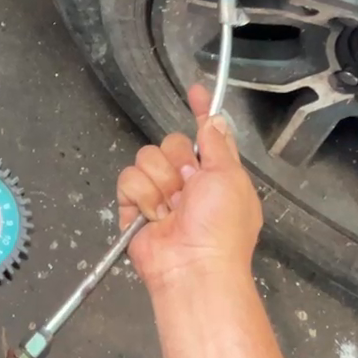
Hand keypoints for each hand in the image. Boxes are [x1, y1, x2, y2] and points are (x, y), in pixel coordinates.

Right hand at [117, 83, 263, 288]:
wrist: (194, 267)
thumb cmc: (221, 225)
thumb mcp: (230, 179)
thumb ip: (218, 144)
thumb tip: (215, 118)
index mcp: (213, 175)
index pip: (205, 135)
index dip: (201, 112)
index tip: (196, 90)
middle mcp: (185, 181)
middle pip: (169, 142)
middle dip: (176, 162)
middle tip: (188, 187)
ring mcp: (158, 192)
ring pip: (146, 158)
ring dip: (160, 183)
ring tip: (171, 208)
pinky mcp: (133, 205)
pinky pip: (128, 178)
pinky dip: (142, 196)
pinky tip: (154, 215)